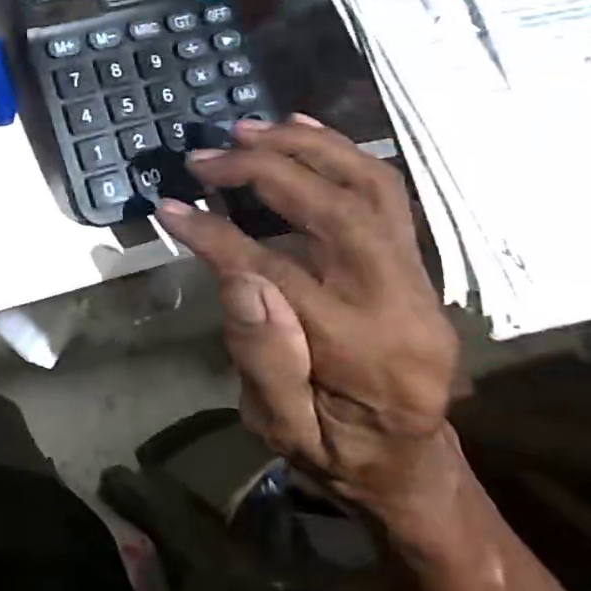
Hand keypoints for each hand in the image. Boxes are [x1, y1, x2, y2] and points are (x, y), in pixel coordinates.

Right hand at [155, 116, 459, 517]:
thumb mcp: (284, 430)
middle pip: (341, 213)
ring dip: (307, 147)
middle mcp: (404, 305)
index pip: (282, 275)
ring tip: (248, 131)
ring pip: (372, 187)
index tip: (171, 208)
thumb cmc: (336, 451)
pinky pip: (384, 190)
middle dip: (267, 171)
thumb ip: (264, 359)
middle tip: (208, 157)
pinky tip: (298, 129)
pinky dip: (338, 151)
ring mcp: (419, 277)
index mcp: (367, 357)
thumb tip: (237, 275)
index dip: (219, 235)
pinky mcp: (415, 259)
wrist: (409, 461)